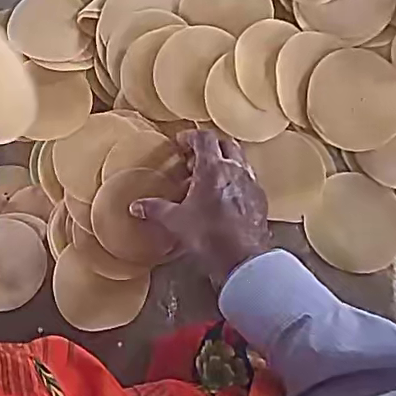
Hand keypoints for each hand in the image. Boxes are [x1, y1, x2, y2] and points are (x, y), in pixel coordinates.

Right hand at [130, 130, 271, 288]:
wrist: (243, 258)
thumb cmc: (210, 236)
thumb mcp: (176, 221)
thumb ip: (156, 209)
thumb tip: (136, 206)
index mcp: (213, 168)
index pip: (204, 138)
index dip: (191, 136)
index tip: (180, 142)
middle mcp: (235, 170)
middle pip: (225, 144)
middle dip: (209, 147)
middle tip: (193, 159)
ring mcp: (251, 183)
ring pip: (239, 159)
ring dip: (224, 161)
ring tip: (209, 176)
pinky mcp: (260, 198)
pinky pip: (248, 179)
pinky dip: (235, 179)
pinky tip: (225, 195)